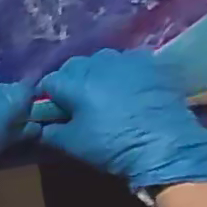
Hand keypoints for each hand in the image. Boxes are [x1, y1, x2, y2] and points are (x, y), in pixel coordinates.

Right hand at [33, 49, 206, 189]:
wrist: (166, 146)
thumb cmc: (111, 145)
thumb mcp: (70, 144)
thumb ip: (49, 131)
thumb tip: (40, 126)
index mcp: (73, 81)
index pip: (48, 82)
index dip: (47, 98)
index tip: (54, 113)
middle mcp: (97, 63)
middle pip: (74, 67)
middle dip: (72, 82)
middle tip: (79, 105)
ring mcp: (127, 60)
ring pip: (102, 61)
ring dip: (99, 75)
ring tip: (106, 96)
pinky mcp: (153, 64)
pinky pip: (131, 62)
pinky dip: (126, 73)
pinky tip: (131, 90)